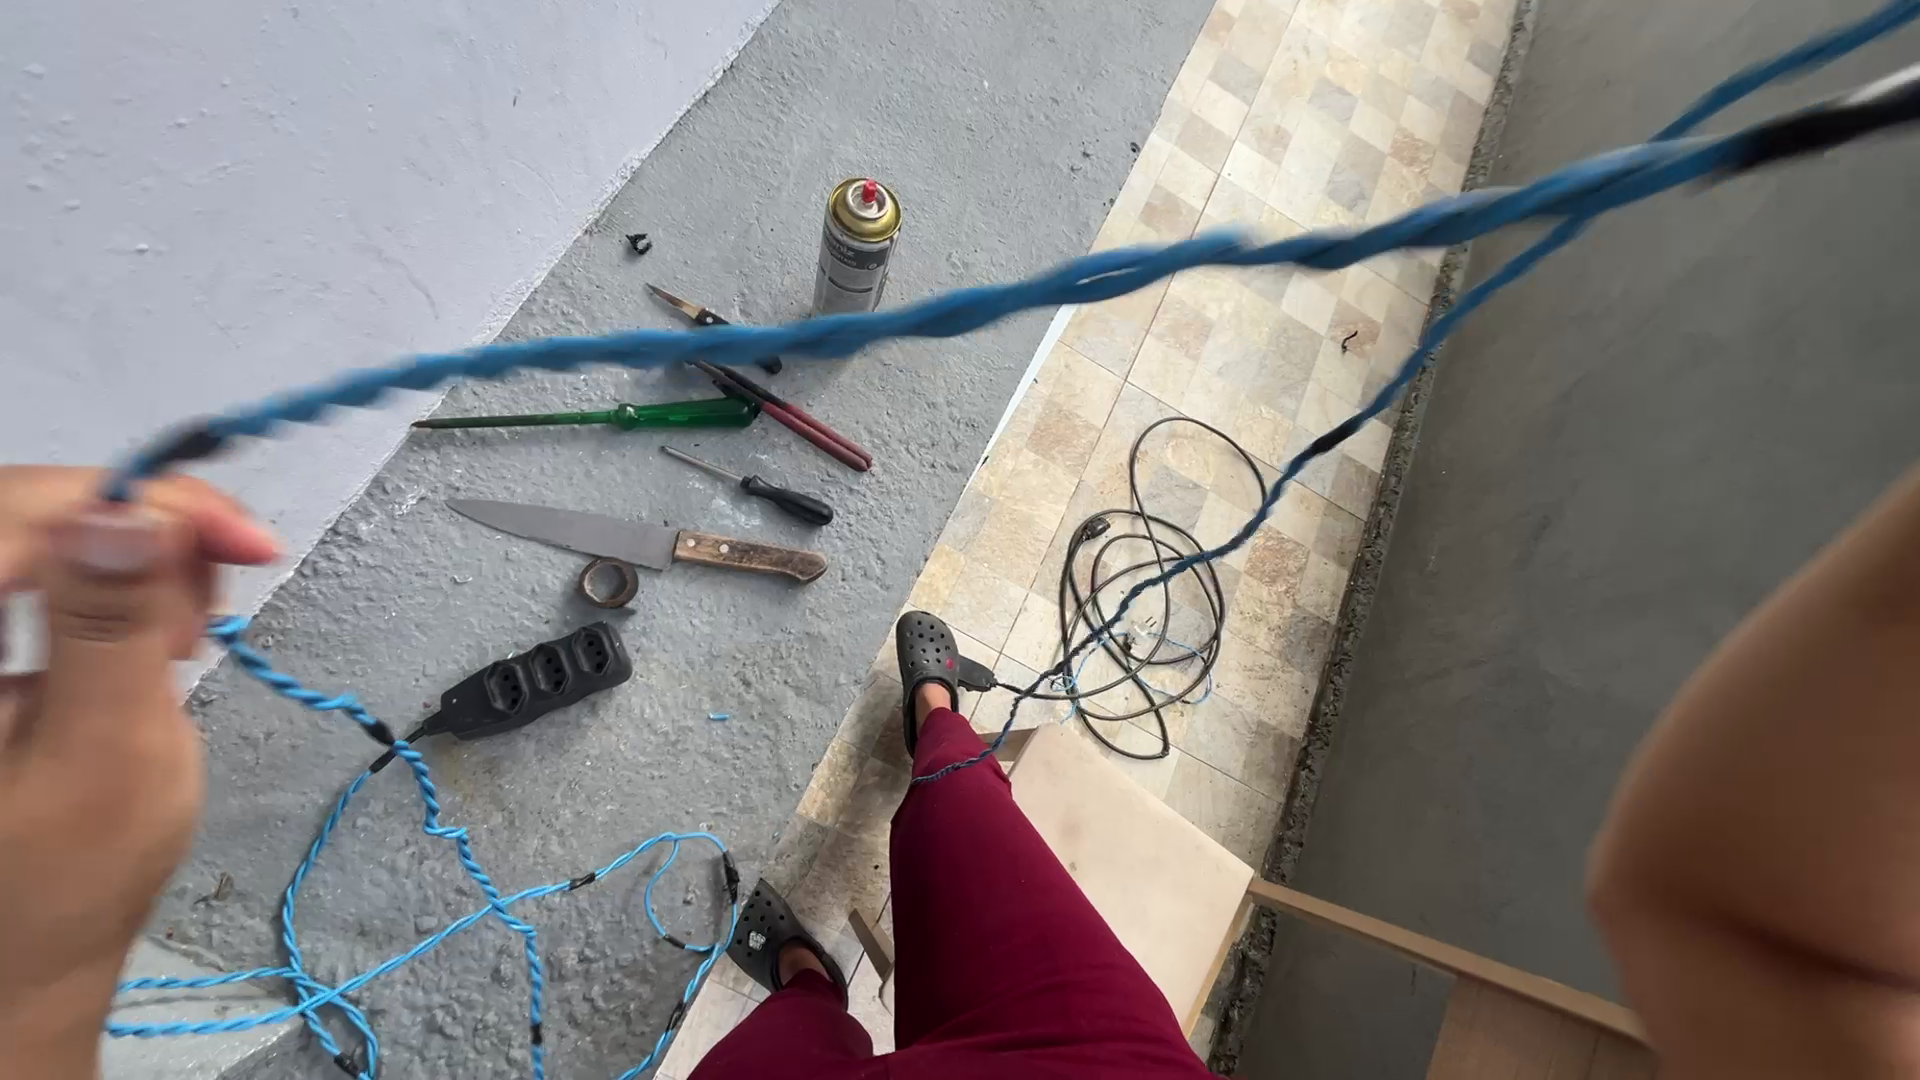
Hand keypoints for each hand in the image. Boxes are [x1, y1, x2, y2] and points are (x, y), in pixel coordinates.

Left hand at [0, 467, 276, 1075]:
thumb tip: (126, 513)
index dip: (138, 507)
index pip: (15, 516)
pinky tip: (153, 637)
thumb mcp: (105, 749)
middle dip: (146, 537)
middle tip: (219, 598)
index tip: (249, 541)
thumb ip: (110, 628)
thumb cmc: (66, 872)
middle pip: (24, 516)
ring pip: (42, 537)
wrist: (20, 952)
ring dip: (139, 565)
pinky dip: (120, 588)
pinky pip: (43, 573)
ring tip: (185, 636)